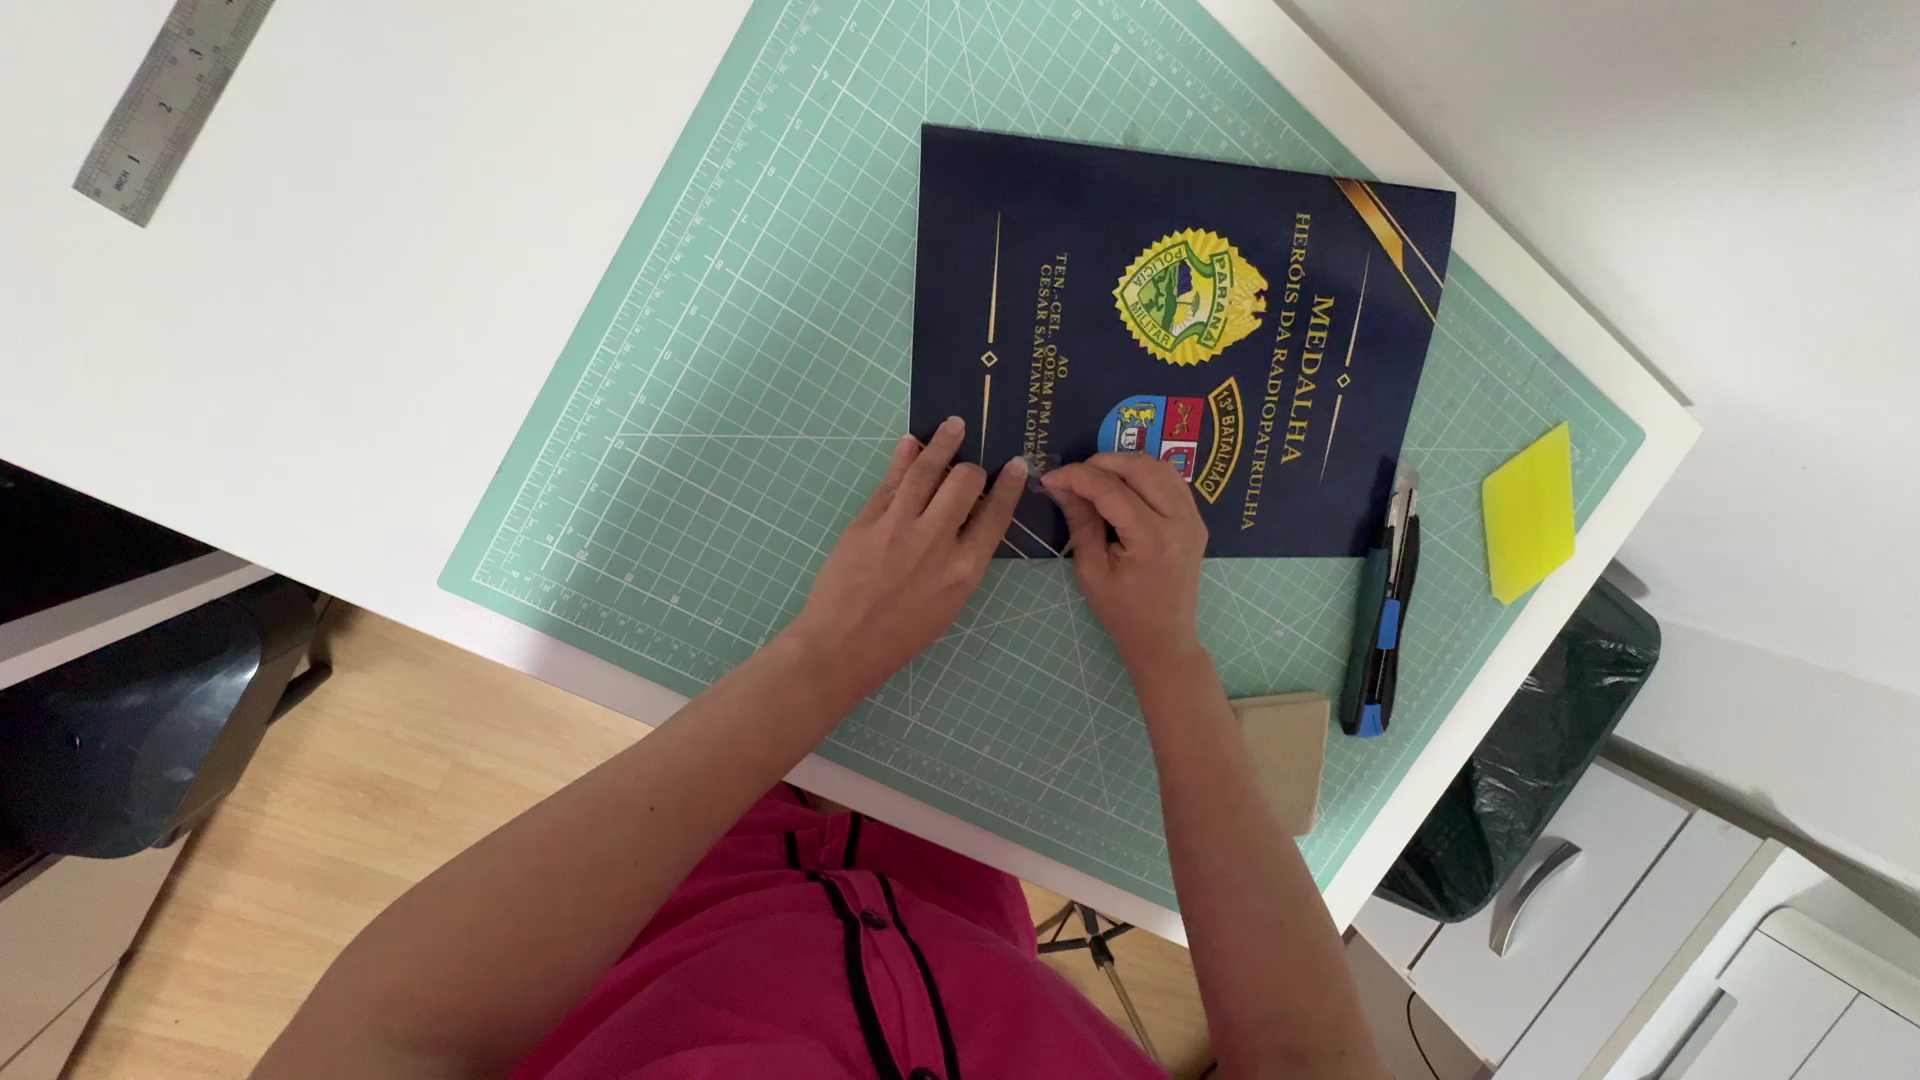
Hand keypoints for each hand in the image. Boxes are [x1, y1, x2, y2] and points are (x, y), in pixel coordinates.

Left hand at [784, 416, 1024, 700]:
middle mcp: (936, 542)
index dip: (1010, 486)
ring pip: (926, 471)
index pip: (996, 515)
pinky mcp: (867, 521)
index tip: (1016, 466)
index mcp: (964, 570)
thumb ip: (961, 562)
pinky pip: (890, 481)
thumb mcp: (947, 606)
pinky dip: (903, 458)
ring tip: (953, 425)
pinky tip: (910, 443)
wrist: (842, 646)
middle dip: (973, 466)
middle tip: (973, 460)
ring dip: (943, 443)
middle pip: (964, 484)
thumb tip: (969, 523)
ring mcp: (898, 527)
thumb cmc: (899, 637)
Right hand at [1042, 453, 1208, 681]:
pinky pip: (1170, 481)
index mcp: (1152, 539)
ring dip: (1124, 465)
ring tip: (1096, 480)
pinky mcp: (1196, 520)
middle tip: (1074, 477)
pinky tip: (1122, 488)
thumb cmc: (1122, 612)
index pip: (1110, 489)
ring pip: (1159, 467)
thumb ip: (1081, 522)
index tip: (1050, 478)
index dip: (1076, 477)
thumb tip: (1062, 486)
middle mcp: (1180, 521)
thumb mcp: (1091, 570)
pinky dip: (1144, 475)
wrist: (1164, 639)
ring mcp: (1193, 519)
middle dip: (1101, 463)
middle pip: (1140, 467)